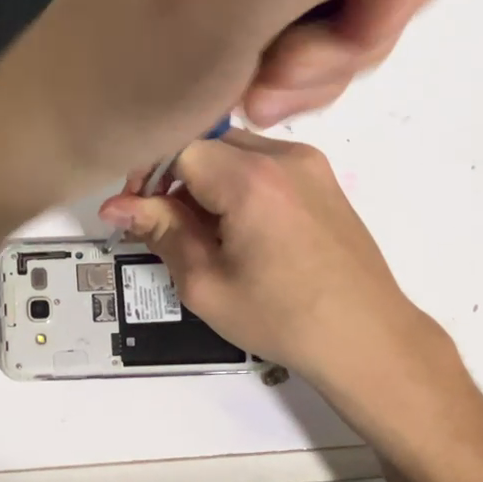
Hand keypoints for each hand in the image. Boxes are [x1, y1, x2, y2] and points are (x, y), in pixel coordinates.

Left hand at [0, 0, 482, 195]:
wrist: (48, 136)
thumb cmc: (124, 72)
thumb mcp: (243, 0)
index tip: (343, 39)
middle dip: (357, 21)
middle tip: (283, 74)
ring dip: (328, 57)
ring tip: (259, 91)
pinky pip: (323, 20)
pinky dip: (305, 68)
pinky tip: (254, 93)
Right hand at [99, 131, 455, 407]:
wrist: (368, 339)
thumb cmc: (283, 319)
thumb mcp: (205, 283)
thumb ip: (160, 232)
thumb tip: (114, 207)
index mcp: (251, 180)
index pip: (177, 148)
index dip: (146, 174)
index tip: (133, 210)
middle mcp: (284, 156)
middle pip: (205, 143)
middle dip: (174, 177)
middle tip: (161, 224)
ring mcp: (309, 164)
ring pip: (233, 150)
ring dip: (205, 180)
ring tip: (200, 232)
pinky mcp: (322, 178)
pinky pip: (263, 162)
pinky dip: (236, 184)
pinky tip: (235, 228)